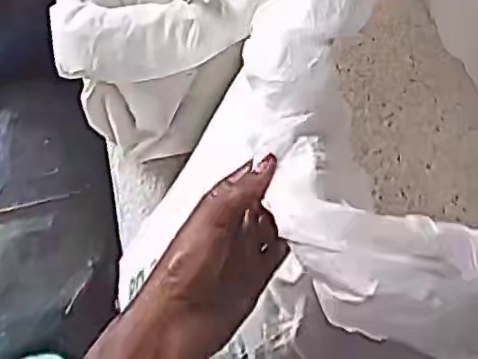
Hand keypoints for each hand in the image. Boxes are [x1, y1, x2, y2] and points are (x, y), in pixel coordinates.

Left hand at [90, 156, 287, 358]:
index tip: (288, 154)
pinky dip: (290, 243)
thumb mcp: (212, 216)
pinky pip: (277, 253)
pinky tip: (298, 234)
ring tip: (304, 203)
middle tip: (302, 178)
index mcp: (218, 204)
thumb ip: (241, 190)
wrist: (174, 323)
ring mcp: (243, 251)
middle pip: (264, 199)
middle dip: (281, 188)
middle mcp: (232, 226)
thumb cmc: (179, 269)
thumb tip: (265, 165)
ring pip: (273, 224)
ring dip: (287, 214)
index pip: (248, 176)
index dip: (266, 165)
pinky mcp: (254, 276)